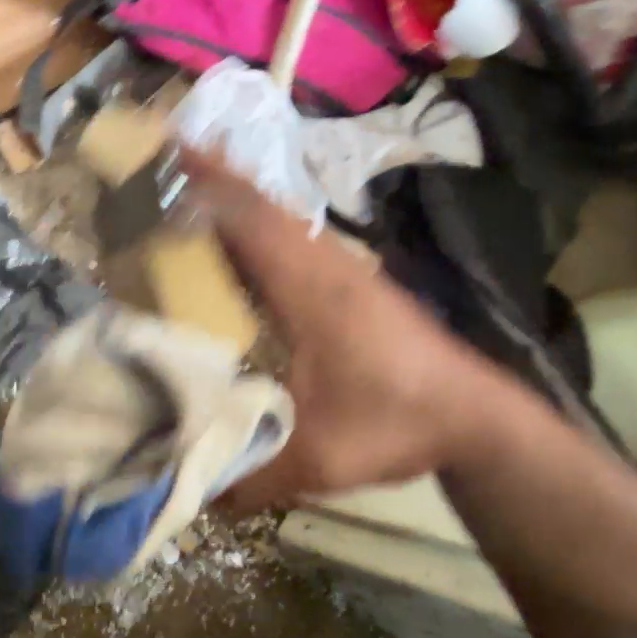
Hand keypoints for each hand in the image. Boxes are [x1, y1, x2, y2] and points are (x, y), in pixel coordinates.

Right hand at [178, 151, 522, 512]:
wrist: (478, 418)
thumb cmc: (396, 425)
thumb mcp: (320, 459)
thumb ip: (250, 473)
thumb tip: (184, 488)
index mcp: (310, 291)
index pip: (249, 221)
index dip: (206, 184)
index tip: (165, 149)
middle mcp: (324, 265)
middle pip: (258, 204)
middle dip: (208, 172)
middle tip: (158, 149)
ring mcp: (340, 269)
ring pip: (275, 215)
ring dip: (231, 191)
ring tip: (185, 175)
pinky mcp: (348, 281)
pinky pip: (288, 233)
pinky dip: (253, 216)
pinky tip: (235, 227)